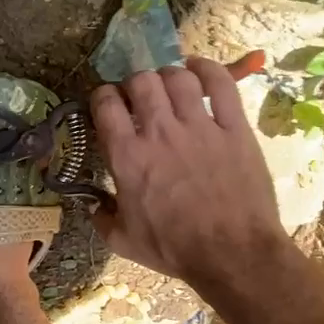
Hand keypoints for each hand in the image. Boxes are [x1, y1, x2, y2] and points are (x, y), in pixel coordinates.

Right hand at [89, 56, 286, 287]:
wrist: (233, 255)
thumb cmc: (174, 249)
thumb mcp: (123, 240)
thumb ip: (100, 216)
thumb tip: (89, 202)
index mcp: (127, 156)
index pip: (105, 104)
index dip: (102, 97)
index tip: (107, 105)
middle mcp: (159, 132)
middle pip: (141, 82)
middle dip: (134, 84)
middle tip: (139, 98)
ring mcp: (199, 127)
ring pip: (177, 78)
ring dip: (167, 76)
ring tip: (167, 85)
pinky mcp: (234, 129)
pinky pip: (221, 85)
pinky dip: (207, 69)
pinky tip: (197, 68)